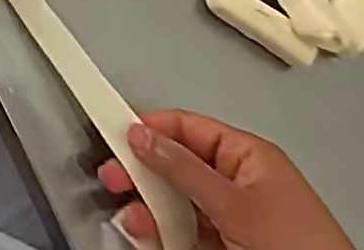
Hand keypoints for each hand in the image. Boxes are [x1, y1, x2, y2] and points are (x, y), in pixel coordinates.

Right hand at [96, 111, 354, 249]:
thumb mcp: (235, 205)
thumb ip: (183, 167)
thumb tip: (141, 133)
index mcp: (248, 155)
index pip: (185, 126)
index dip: (148, 129)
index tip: (115, 136)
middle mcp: (241, 179)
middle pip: (177, 162)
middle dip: (143, 172)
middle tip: (114, 178)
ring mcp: (238, 215)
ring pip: (179, 198)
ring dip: (151, 206)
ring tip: (135, 219)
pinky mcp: (234, 244)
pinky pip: (190, 227)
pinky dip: (167, 230)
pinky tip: (153, 234)